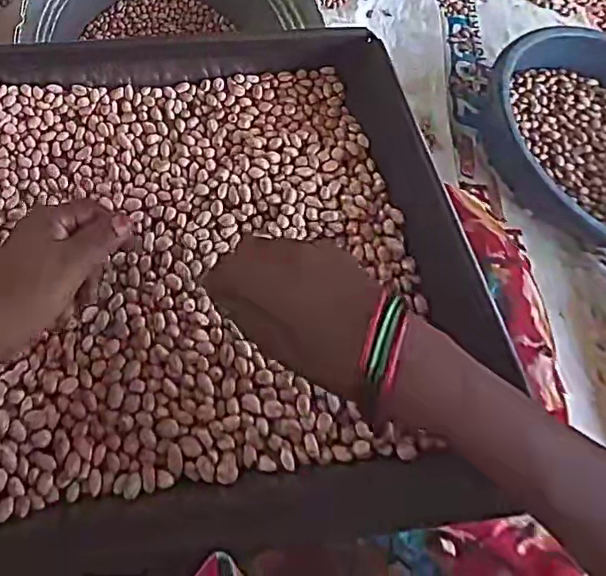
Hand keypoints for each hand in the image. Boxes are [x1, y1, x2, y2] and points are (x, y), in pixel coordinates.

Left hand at [0, 201, 132, 361]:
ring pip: (72, 261)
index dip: (114, 227)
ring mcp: (29, 252)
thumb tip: (127, 218)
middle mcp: (38, 229)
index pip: (92, 210)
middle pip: (84, 236)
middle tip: (89, 291)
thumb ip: (100, 240)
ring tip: (72, 307)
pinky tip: (57, 312)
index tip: (133, 252)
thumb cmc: (29, 293)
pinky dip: (64, 293)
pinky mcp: (24, 275)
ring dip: (80, 283)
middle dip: (93, 265)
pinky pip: (57, 277)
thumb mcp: (72, 265)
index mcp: (49, 218)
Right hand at [201, 237, 380, 400]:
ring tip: (275, 292)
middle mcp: (281, 253)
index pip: (223, 269)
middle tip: (241, 292)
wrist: (389, 349)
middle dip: (239, 268)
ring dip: (266, 265)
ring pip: (272, 248)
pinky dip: (291, 264)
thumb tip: (224, 295)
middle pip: (245, 251)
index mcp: (261, 277)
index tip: (215, 293)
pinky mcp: (331, 250)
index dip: (216, 282)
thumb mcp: (273, 343)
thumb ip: (243, 312)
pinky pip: (298, 251)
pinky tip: (303, 288)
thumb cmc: (326, 356)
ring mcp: (308, 248)